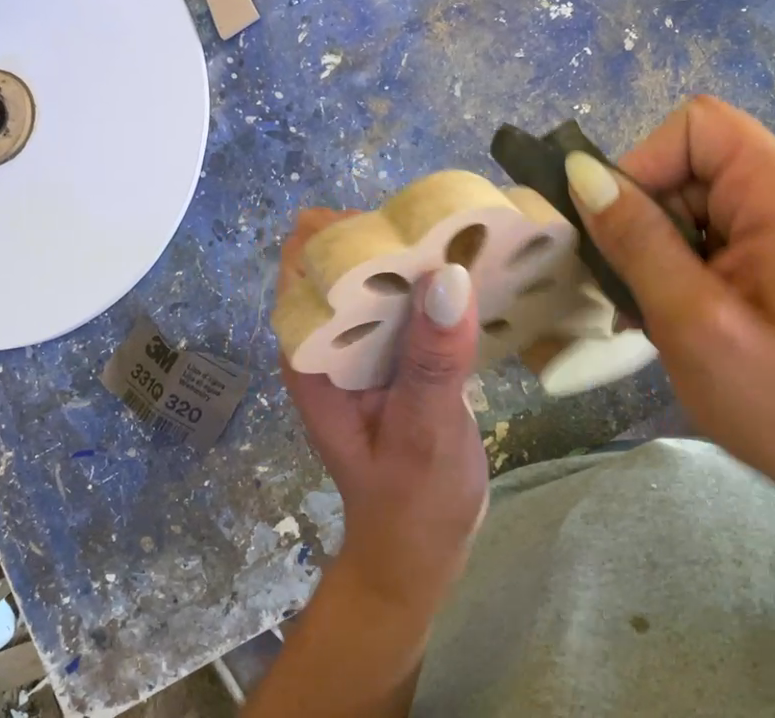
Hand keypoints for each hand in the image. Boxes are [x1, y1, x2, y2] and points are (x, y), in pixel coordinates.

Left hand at [278, 209, 489, 613]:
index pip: (303, 269)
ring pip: (375, 279)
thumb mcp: (424, 434)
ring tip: (466, 240)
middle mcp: (329, 343)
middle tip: (447, 228)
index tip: (399, 224)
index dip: (340, 234)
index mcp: (312, 356)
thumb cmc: (413, 504)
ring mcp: (361, 348)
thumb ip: (432, 361)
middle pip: (340, 264)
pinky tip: (470, 275)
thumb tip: (445, 275)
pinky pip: (405, 304)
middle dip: (384, 237)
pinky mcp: (394, 356)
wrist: (421, 550)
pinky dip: (430, 286)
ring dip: (411, 258)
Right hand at [563, 97, 774, 549]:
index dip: (642, 165)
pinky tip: (680, 316)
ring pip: (697, 201)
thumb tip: (581, 174)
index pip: (696, 126)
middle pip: (694, 163)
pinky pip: (718, 232)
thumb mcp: (691, 320)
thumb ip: (636, 239)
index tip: (618, 231)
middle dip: (648, 217)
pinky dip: (684, 266)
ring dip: (660, 248)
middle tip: (633, 289)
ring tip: (654, 313)